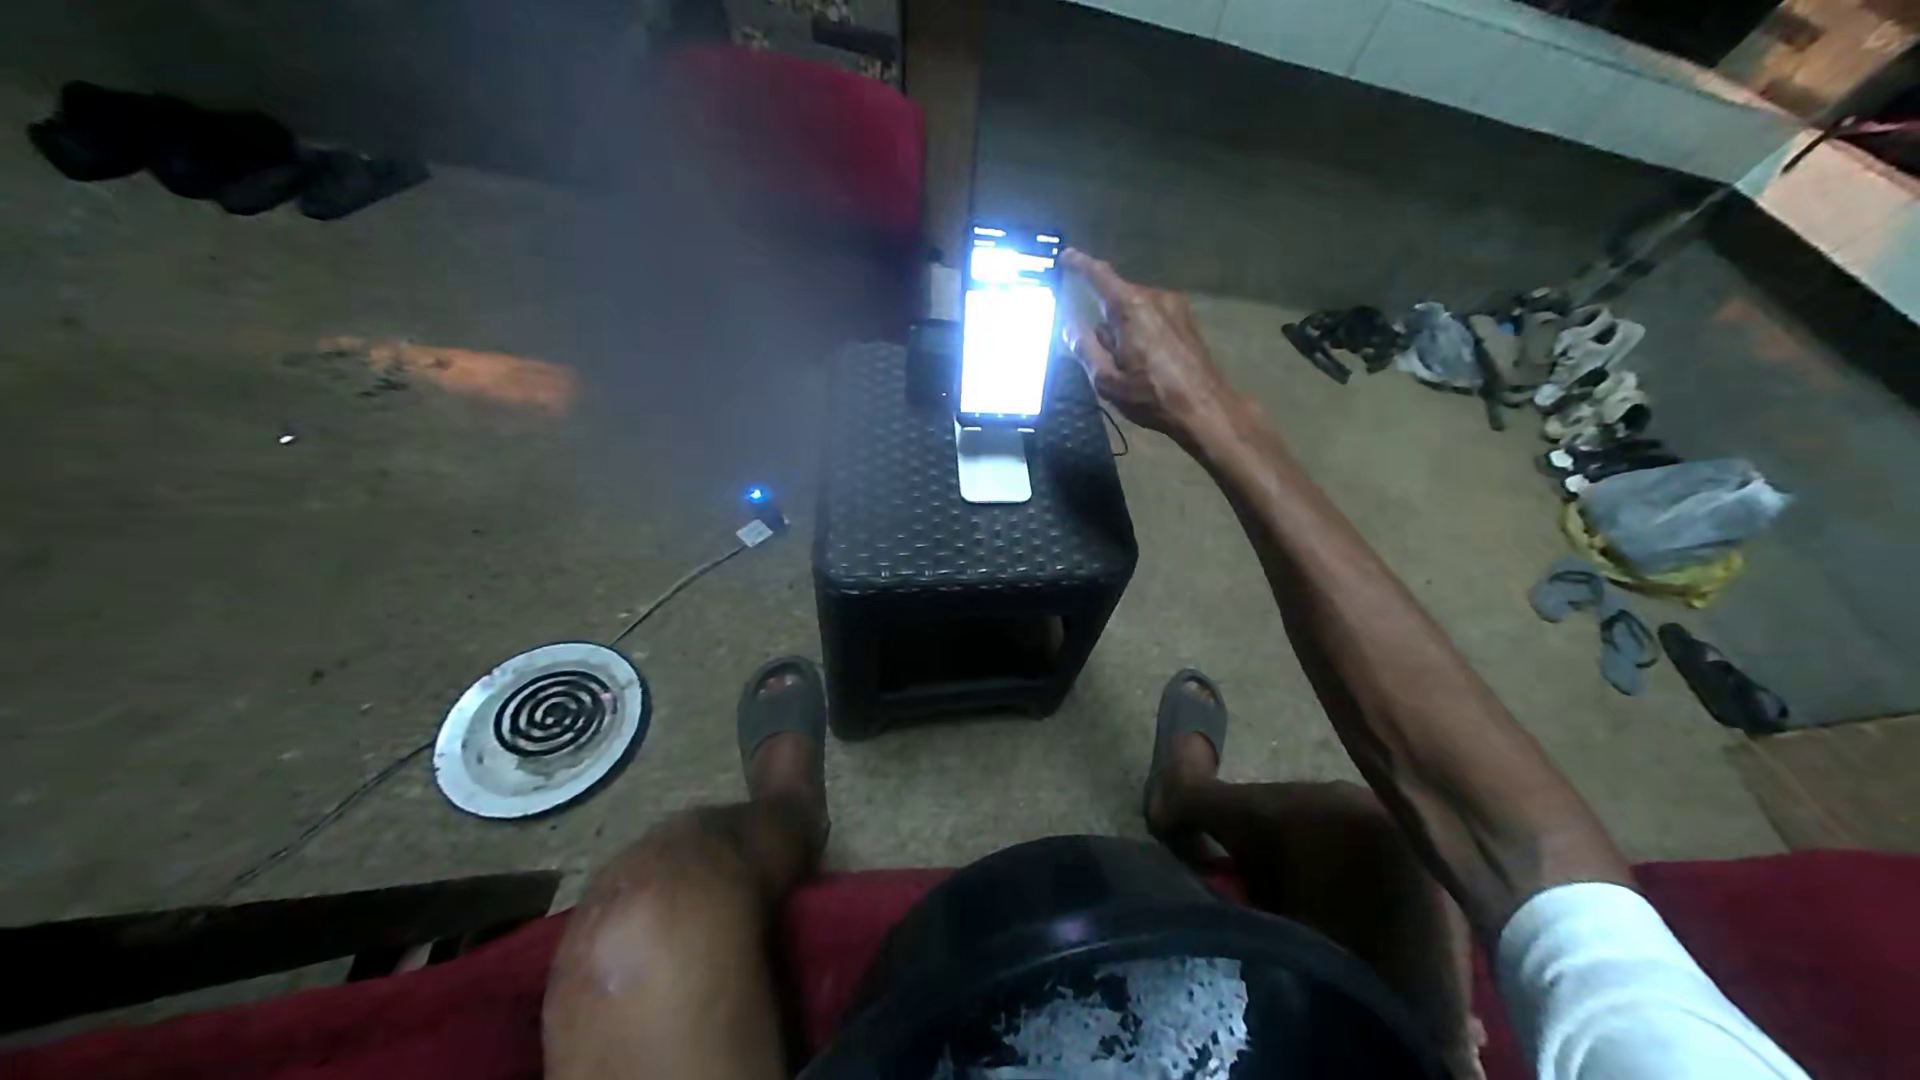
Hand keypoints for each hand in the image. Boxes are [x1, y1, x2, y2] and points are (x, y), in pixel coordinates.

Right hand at [1061, 249, 1241, 444]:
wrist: (1204, 408)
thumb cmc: (1151, 396)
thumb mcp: (1106, 380)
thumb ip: (1084, 348)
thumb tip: (1069, 324)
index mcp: (1130, 308)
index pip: (1099, 275)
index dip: (1079, 264)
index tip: (1064, 257)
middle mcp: (1154, 297)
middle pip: (1116, 297)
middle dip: (1104, 320)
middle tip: (1104, 359)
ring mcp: (1174, 306)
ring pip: (1134, 308)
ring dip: (1123, 329)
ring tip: (1129, 367)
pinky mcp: (1186, 319)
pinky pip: (1152, 315)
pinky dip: (1140, 331)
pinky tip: (1146, 361)